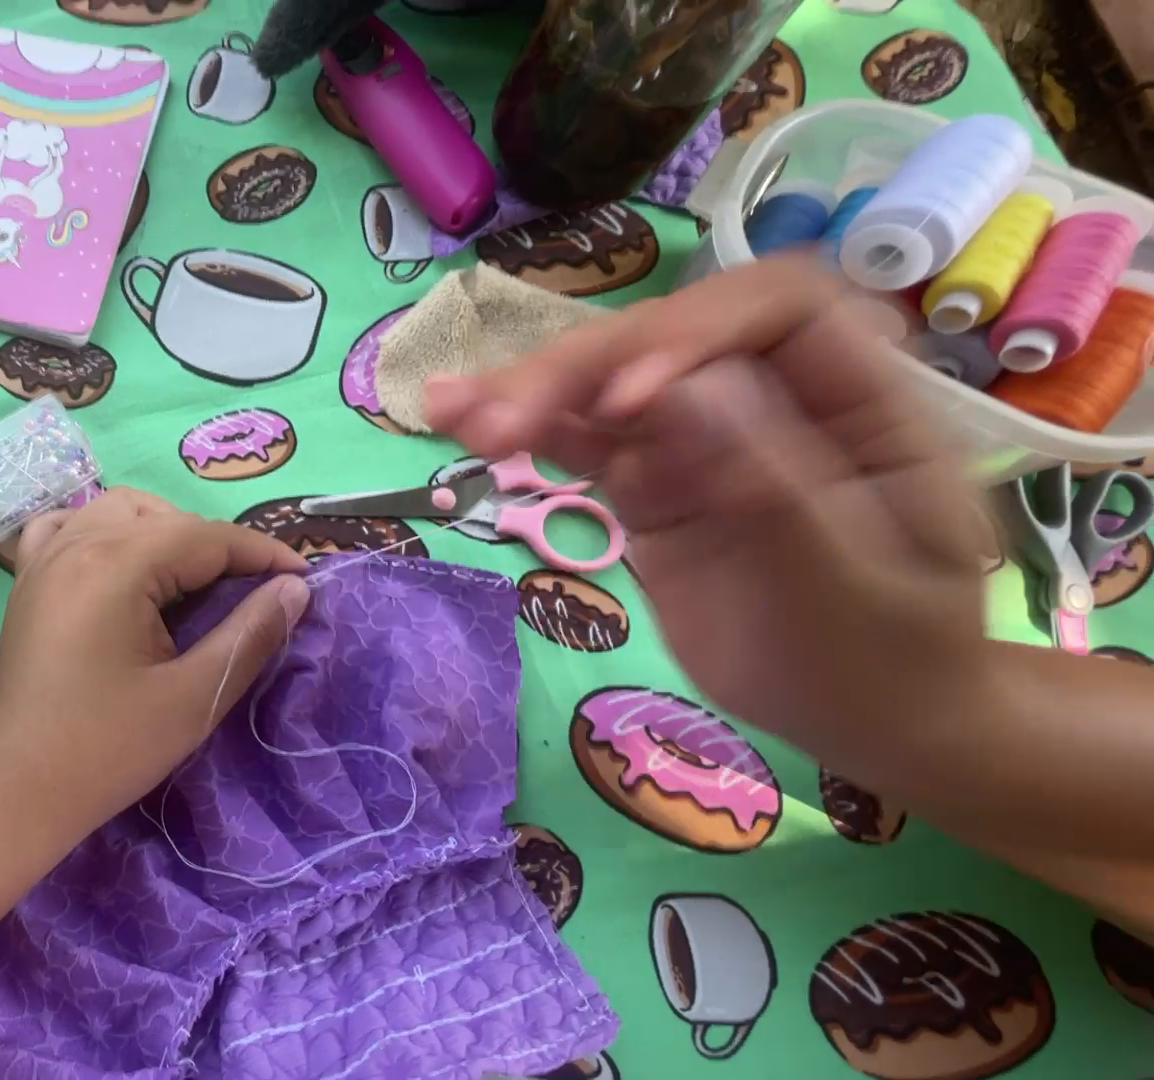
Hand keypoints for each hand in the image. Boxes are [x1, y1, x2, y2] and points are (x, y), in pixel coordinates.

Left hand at [0, 489, 310, 851]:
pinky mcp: (27, 581)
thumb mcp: (192, 699)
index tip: (303, 578)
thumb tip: (294, 589)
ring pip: (119, 510)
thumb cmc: (106, 750)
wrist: (14, 793)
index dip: (262, 552)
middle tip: (251, 592)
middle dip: (218, 546)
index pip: (206, 536)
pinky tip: (120, 562)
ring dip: (166, 530)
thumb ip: (250, 636)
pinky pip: (69, 526)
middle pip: (166, 517)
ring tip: (192, 579)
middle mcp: (76, 545)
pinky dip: (105, 530)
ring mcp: (43, 559)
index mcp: (114, 566)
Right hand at [422, 257, 989, 759]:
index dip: (689, 335)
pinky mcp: (645, 477)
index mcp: (858, 402)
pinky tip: (463, 425)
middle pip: (663, 342)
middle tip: (499, 419)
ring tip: (450, 409)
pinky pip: (579, 438)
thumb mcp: (843, 585)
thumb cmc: (876, 658)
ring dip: (528, 392)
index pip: (773, 312)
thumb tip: (679, 393)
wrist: (855, 711)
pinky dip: (524, 431)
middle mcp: (769, 397)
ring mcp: (698, 436)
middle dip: (579, 370)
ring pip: (605, 384)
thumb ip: (768, 485)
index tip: (623, 403)